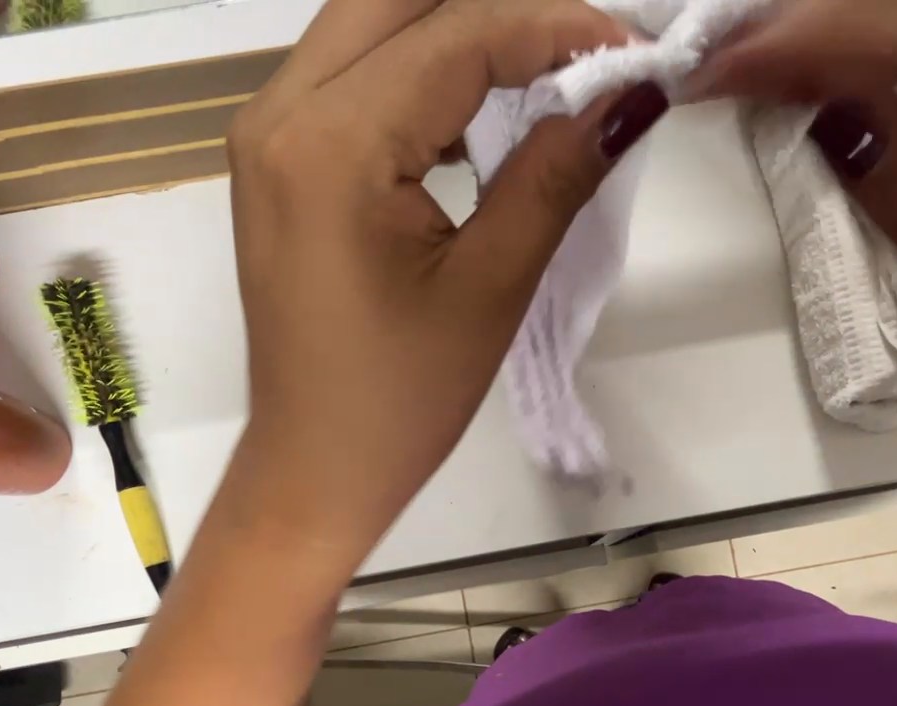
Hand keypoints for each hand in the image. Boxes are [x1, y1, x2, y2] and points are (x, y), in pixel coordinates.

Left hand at [225, 0, 668, 563]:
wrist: (319, 467)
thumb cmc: (401, 399)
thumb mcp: (489, 288)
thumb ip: (554, 176)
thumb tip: (627, 97)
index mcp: (330, 146)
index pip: (455, 35)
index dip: (553, 27)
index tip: (629, 50)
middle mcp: (279, 114)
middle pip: (397, 1)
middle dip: (498, 15)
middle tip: (581, 54)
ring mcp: (267, 136)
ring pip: (369, 30)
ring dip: (458, 38)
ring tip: (544, 78)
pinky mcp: (277, 166)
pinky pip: (351, 83)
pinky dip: (420, 80)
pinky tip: (476, 116)